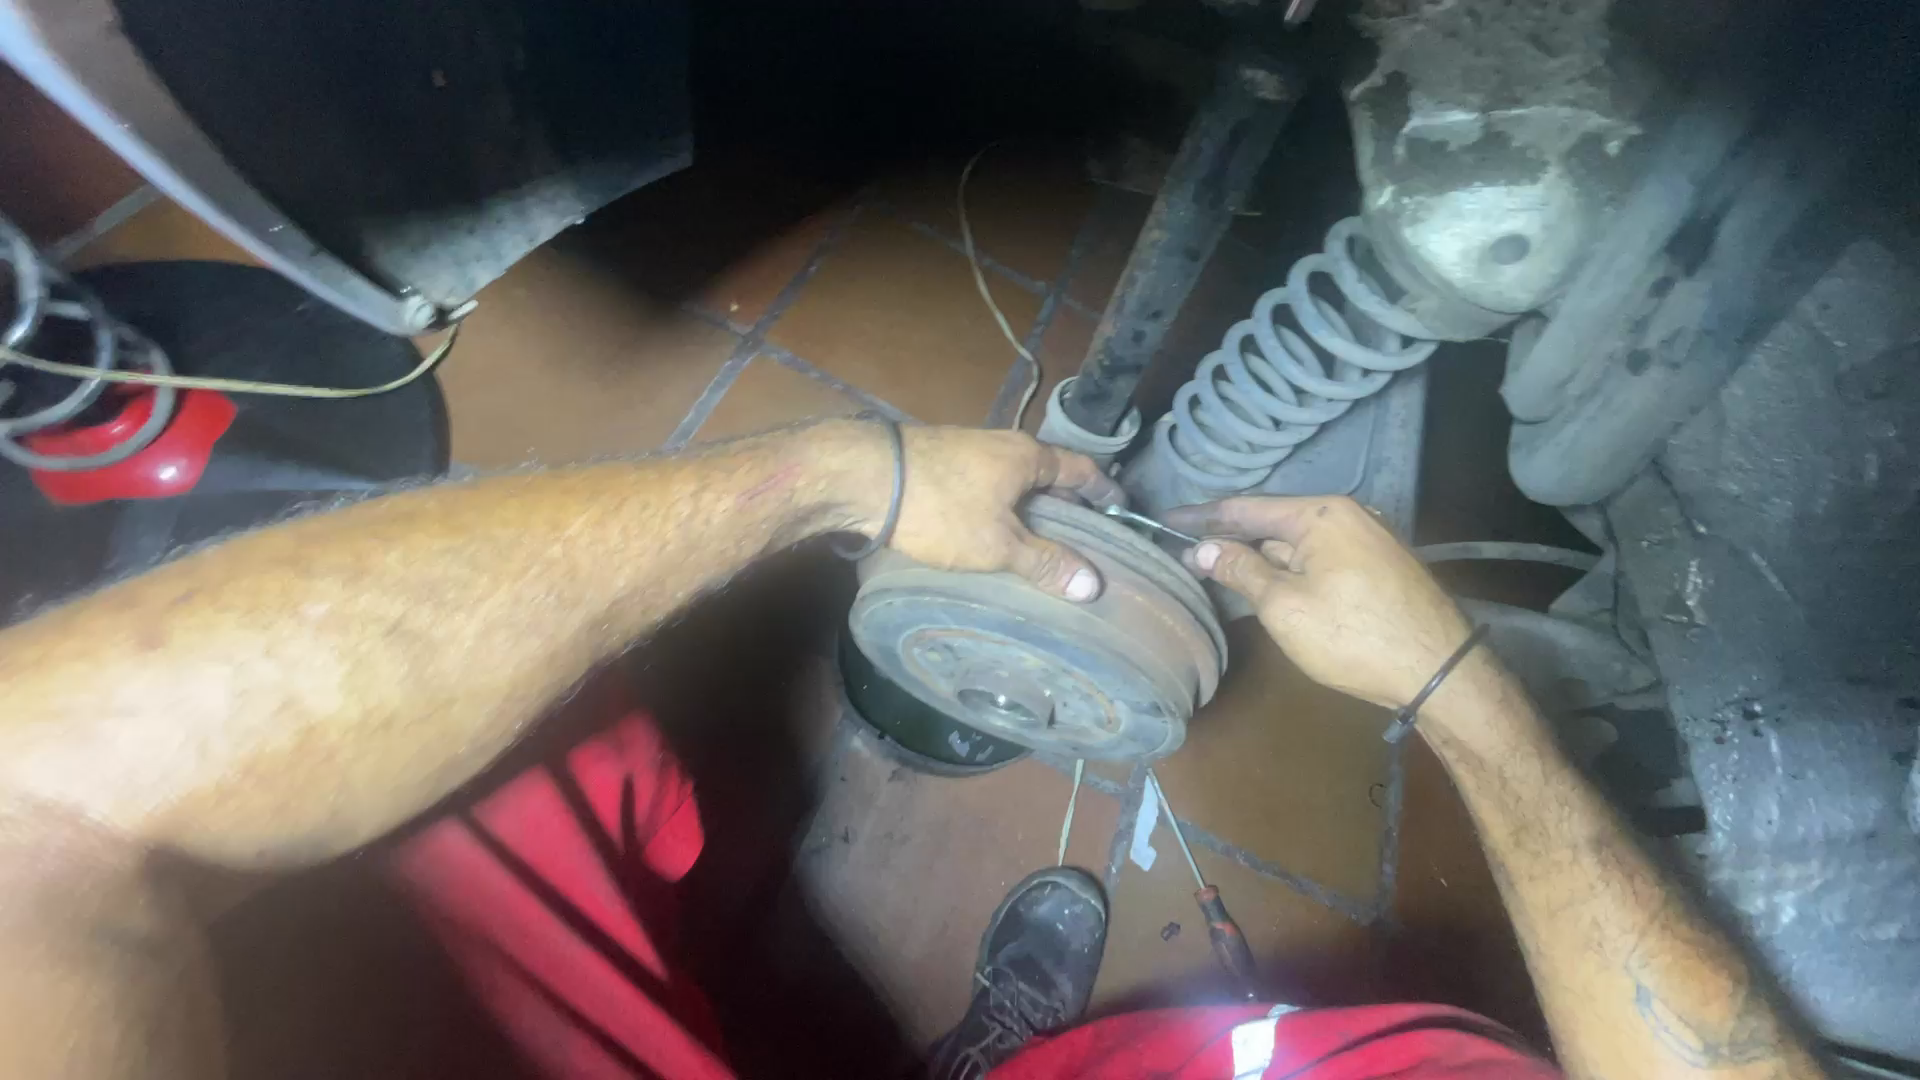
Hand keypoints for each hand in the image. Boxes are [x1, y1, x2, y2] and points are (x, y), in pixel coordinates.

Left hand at [828, 422, 1122, 600]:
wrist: (862, 477)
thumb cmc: (940, 507)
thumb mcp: (997, 543)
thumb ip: (1044, 562)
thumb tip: (1093, 585)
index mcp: (1027, 456)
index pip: (1081, 469)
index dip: (1105, 490)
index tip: (1122, 510)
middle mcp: (1001, 445)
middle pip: (1048, 474)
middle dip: (1067, 504)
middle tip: (1084, 539)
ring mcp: (967, 451)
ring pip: (1013, 481)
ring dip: (1030, 508)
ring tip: (1040, 543)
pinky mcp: (939, 464)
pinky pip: (986, 486)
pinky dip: (1001, 508)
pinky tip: (992, 533)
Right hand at [1161, 496, 1477, 709]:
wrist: (1440, 673)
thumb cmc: (1352, 635)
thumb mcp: (1283, 604)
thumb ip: (1240, 570)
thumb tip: (1202, 549)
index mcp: (1320, 514)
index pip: (1245, 508)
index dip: (1202, 516)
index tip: (1166, 520)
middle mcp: (1345, 516)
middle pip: (1270, 524)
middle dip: (1227, 539)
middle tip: (1185, 553)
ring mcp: (1364, 541)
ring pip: (1293, 545)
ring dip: (1255, 558)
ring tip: (1214, 571)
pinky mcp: (1374, 567)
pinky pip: (1315, 558)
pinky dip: (1284, 570)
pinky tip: (1260, 585)